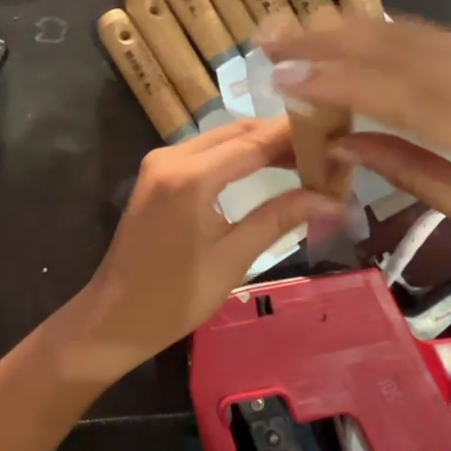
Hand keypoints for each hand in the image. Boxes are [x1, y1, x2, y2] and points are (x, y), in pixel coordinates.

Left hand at [61, 117, 340, 381]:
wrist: (113, 318)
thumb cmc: (173, 298)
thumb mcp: (232, 259)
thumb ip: (278, 217)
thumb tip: (331, 197)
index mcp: (189, 177)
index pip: (254, 142)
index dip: (297, 136)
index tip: (337, 135)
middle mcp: (171, 156)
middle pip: (238, 132)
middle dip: (283, 135)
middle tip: (329, 146)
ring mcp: (161, 162)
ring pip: (223, 138)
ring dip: (262, 143)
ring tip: (309, 156)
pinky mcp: (158, 173)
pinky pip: (206, 151)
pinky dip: (239, 153)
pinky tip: (269, 164)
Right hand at [261, 16, 450, 273]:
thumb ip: (419, 178)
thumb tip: (348, 147)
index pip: (398, 97)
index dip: (336, 83)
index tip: (281, 77)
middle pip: (397, 53)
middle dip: (327, 43)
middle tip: (268, 38)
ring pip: (413, 36)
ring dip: (350, 28)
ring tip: (297, 26)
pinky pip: (436, 39)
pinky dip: (387, 29)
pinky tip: (357, 28)